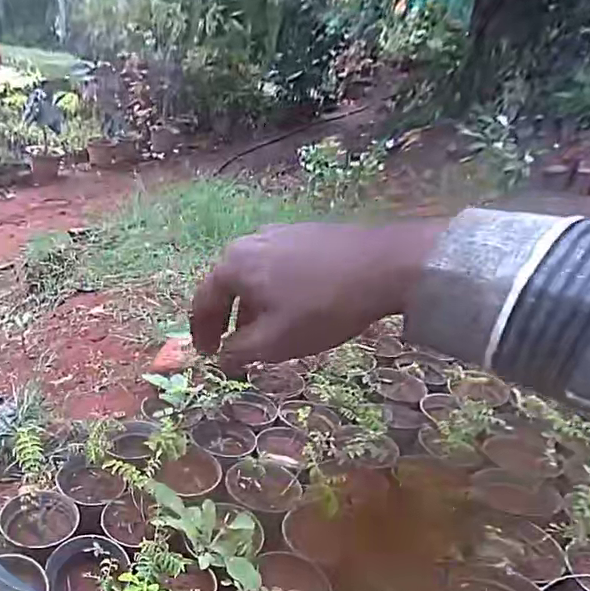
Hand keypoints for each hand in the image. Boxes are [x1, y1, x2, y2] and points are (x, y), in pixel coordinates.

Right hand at [189, 220, 447, 367]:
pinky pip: (276, 266)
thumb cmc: (322, 307)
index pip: (202, 301)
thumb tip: (222, 358)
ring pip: (253, 276)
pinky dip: (272, 291)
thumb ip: (238, 352)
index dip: (202, 334)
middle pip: (226, 285)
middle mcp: (250, 241)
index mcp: (233, 265)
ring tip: (262, 331)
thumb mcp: (274, 342)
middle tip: (230, 345)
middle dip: (226, 319)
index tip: (207, 356)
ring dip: (250, 306)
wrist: (387, 265)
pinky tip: (291, 308)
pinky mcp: (307, 233)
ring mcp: (280, 232)